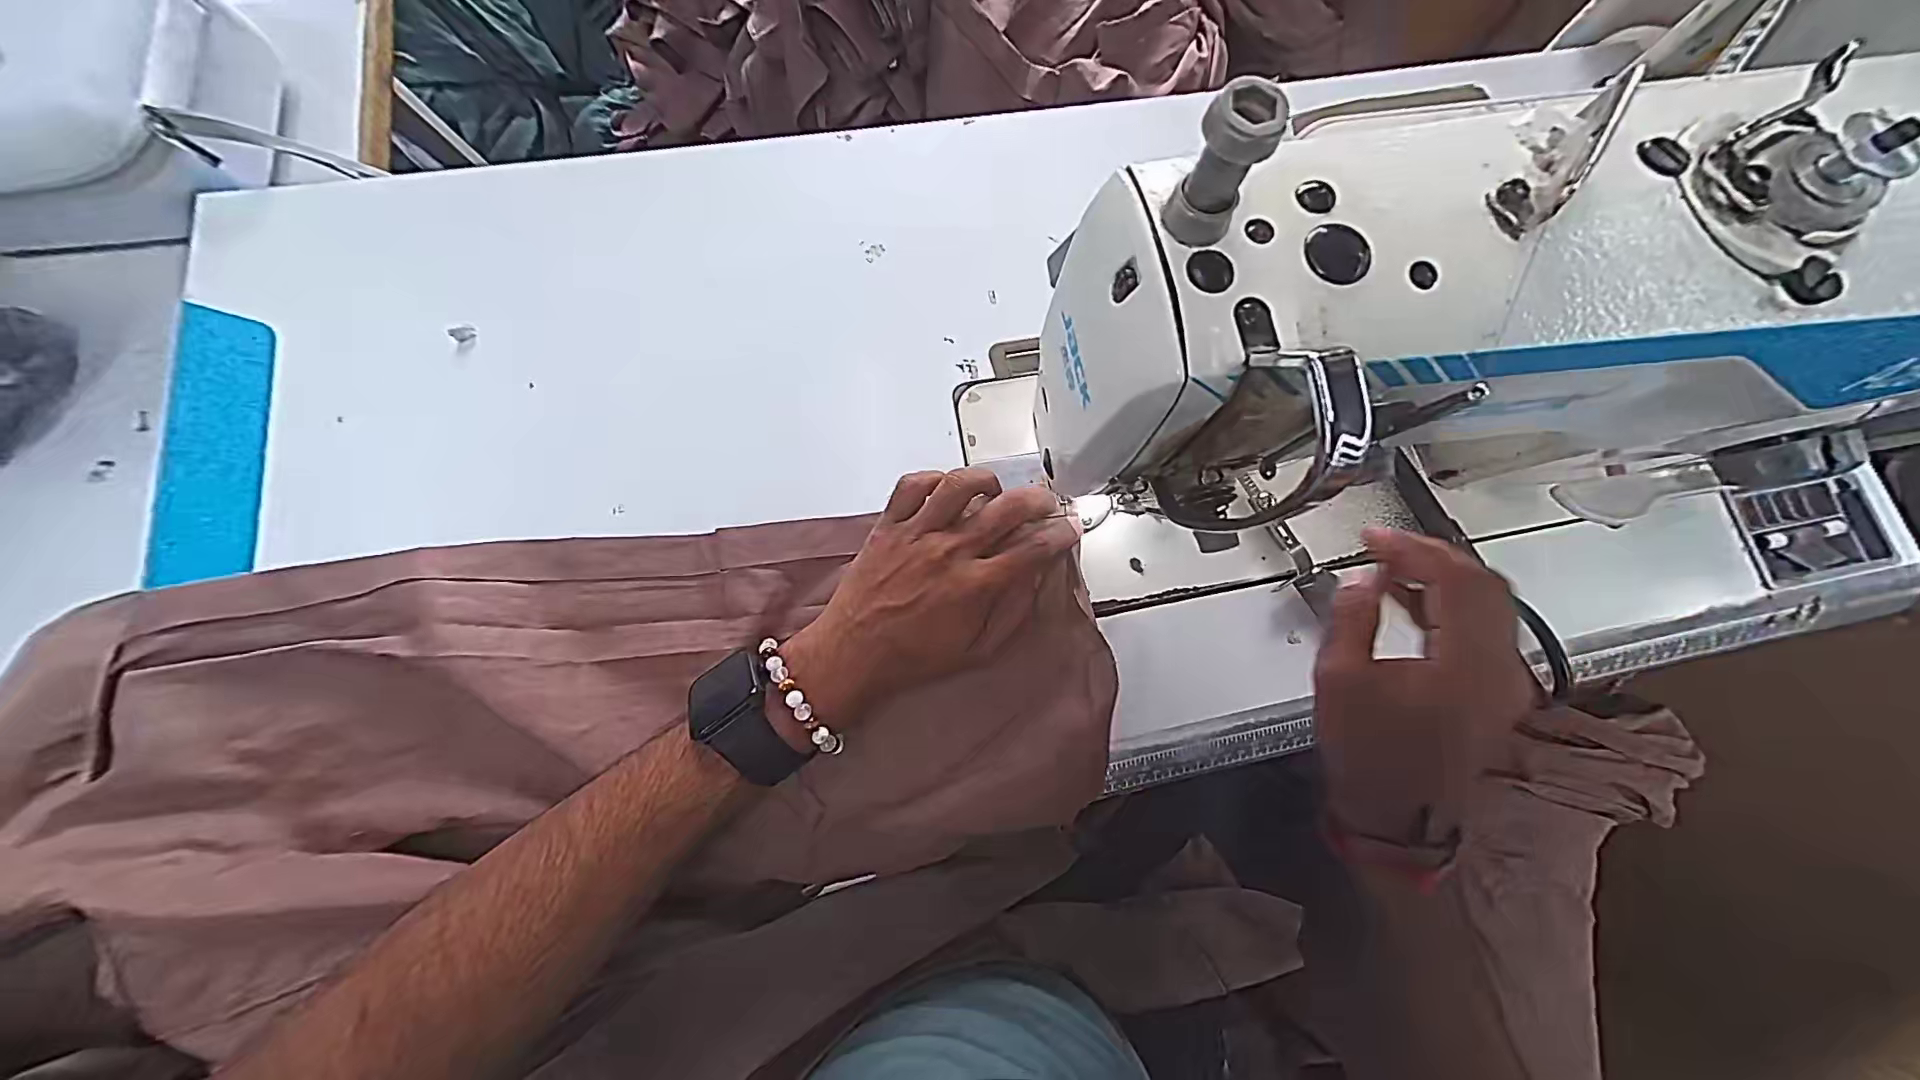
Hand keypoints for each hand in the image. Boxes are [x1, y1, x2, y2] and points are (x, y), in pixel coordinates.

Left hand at [779, 468, 1081, 730]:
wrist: (853, 654)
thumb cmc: (911, 658)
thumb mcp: (977, 651)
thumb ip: (1013, 614)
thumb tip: (1035, 582)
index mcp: (974, 586)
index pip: (1032, 548)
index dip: (1059, 534)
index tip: (1067, 530)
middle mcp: (948, 553)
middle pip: (1007, 508)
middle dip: (1037, 499)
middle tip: (1043, 503)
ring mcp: (916, 535)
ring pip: (960, 485)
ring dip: (986, 480)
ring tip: (994, 490)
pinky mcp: (888, 527)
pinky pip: (911, 485)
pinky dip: (933, 478)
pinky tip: (944, 489)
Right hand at [1312, 527, 1536, 839]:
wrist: (1399, 816)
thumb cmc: (1367, 756)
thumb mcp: (1339, 681)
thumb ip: (1352, 620)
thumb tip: (1361, 580)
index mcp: (1464, 663)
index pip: (1454, 580)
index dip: (1412, 548)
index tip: (1374, 538)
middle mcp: (1500, 669)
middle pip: (1484, 586)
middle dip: (1434, 554)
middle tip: (1388, 544)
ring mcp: (1504, 682)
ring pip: (1490, 605)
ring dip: (1444, 576)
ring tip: (1395, 566)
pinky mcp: (1496, 693)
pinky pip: (1483, 629)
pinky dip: (1451, 604)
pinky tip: (1414, 600)